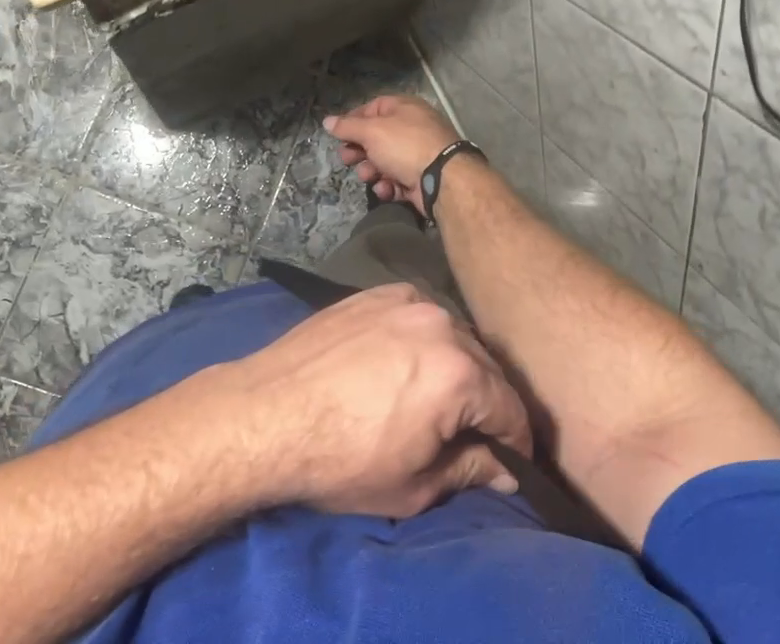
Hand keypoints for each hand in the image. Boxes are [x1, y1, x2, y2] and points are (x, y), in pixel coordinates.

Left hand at [211, 283, 531, 517]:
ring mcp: (406, 302)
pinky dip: (422, 339)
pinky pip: (418, 315)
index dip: (516, 442)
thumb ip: (470, 471)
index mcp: (460, 374)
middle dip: (487, 404)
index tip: (511, 462)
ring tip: (435, 398)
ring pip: (454, 337)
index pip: (512, 409)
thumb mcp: (414, 486)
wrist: (263, 416)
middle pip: (487, 369)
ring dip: (456, 367)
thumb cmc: (339, 461)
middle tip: (473, 435)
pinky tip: (403, 363)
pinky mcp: (375, 294)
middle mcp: (442, 325)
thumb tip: (506, 470)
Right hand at [324, 95, 463, 214]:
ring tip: (368, 176)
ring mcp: (418, 154)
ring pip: (384, 161)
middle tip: (347, 160)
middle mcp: (412, 128)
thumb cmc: (405, 146)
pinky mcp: (420, 178)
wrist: (442, 179)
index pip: (373, 108)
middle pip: (377, 137)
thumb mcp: (372, 131)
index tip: (338, 135)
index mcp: (404, 108)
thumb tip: (327, 121)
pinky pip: (397, 180)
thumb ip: (348, 127)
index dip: (353, 121)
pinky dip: (388, 185)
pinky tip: (386, 189)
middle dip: (359, 150)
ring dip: (371, 170)